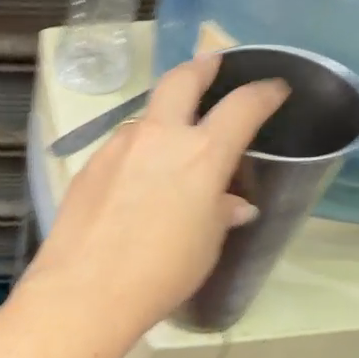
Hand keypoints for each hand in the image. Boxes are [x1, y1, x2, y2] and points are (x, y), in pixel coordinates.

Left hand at [19, 55, 289, 332]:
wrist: (84, 291)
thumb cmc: (159, 275)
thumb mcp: (204, 248)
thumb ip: (220, 215)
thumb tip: (233, 204)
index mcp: (203, 154)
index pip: (243, 105)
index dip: (264, 93)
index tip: (274, 89)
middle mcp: (159, 138)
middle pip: (182, 80)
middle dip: (202, 68)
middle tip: (211, 65)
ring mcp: (116, 149)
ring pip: (144, 119)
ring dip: (160, 121)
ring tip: (166, 144)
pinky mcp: (86, 169)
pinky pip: (117, 150)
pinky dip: (132, 155)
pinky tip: (130, 182)